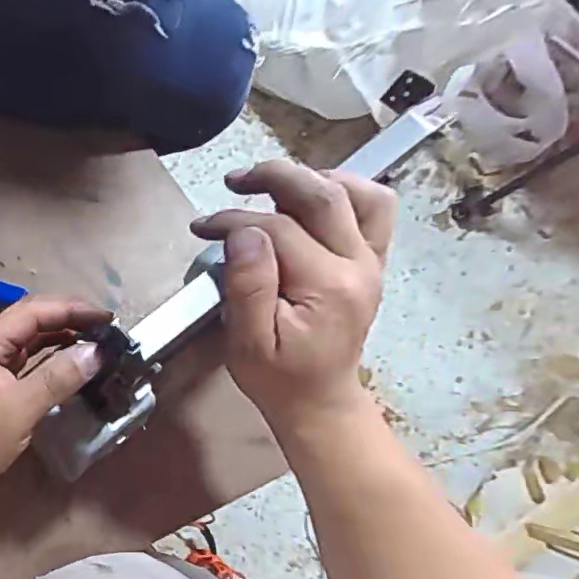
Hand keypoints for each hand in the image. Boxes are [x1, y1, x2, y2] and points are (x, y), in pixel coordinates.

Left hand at [0, 296, 111, 487]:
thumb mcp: (22, 407)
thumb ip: (60, 376)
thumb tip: (98, 351)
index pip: (32, 312)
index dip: (70, 309)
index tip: (105, 317)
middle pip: (31, 319)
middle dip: (68, 317)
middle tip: (104, 324)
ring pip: (31, 337)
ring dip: (63, 334)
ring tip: (95, 337)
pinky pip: (30, 356)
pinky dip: (54, 353)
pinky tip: (74, 356)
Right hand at [190, 160, 395, 425]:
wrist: (319, 401)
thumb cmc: (279, 379)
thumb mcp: (249, 345)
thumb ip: (248, 287)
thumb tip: (243, 233)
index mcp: (328, 286)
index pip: (279, 229)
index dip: (235, 220)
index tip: (203, 226)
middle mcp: (358, 266)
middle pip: (323, 195)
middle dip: (274, 176)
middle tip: (234, 181)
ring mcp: (372, 262)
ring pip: (357, 193)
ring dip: (313, 177)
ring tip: (273, 185)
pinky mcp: (372, 262)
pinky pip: (374, 210)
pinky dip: (345, 191)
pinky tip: (312, 197)